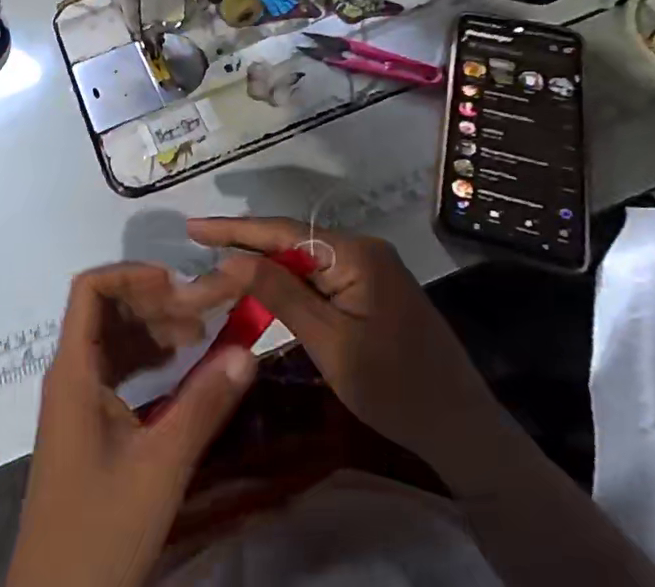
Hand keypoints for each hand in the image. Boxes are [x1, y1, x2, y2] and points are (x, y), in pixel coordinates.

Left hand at [6, 263, 255, 586]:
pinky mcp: (88, 423)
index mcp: (74, 371)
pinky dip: (149, 358)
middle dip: (154, 301)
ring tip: (203, 335)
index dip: (132, 274)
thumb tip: (247, 349)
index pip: (90, 289)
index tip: (179, 282)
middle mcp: (70, 374)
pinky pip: (117, 369)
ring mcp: (76, 399)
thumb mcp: (161, 465)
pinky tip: (183, 367)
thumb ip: (204, 404)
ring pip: (114, 339)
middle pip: (106, 310)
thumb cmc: (102, 528)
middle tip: (204, 311)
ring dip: (155, 329)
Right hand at [189, 217, 495, 463]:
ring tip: (217, 267)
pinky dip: (287, 284)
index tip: (192, 228)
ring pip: (304, 260)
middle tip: (197, 246)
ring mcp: (369, 269)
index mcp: (355, 254)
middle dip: (244, 246)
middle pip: (291, 241)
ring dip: (264, 266)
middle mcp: (362, 250)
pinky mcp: (371, 290)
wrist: (461, 426)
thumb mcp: (329, 342)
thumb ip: (280, 294)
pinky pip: (320, 278)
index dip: (234, 230)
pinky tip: (261, 290)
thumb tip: (231, 258)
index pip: (283, 232)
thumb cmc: (394, 388)